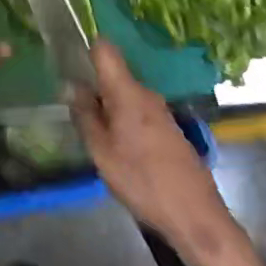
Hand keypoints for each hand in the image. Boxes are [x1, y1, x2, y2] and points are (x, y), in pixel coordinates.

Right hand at [72, 40, 234, 247]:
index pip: (105, 50)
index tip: (70, 65)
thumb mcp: (102, 152)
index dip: (86, 51)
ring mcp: (161, 111)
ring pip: (125, 96)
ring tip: (94, 135)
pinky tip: (119, 149)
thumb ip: (85, 116)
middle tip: (74, 112)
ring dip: (109, 109)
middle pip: (114, 76)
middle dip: (93, 88)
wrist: (195, 215)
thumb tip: (72, 86)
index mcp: (128, 92)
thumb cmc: (142, 181)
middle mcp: (146, 94)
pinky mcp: (169, 129)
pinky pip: (138, 112)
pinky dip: (124, 122)